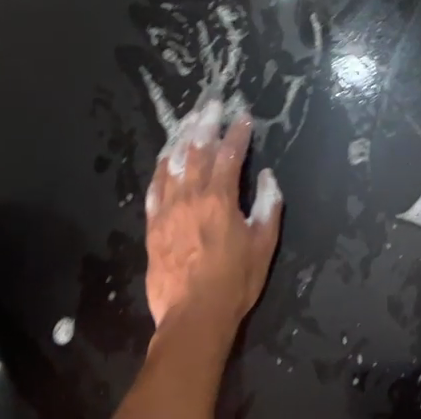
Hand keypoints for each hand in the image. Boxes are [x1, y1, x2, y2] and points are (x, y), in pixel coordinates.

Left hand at [144, 101, 282, 334]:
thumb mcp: (263, 244)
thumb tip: (266, 177)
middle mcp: (191, 195)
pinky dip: (161, 168)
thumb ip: (267, 205)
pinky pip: (154, 188)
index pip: (230, 154)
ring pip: (173, 163)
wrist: (193, 316)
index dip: (238, 132)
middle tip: (212, 104)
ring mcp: (168, 209)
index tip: (245, 117)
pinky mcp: (153, 225)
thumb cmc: (234, 281)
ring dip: (182, 138)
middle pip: (198, 149)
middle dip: (206, 123)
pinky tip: (165, 157)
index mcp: (220, 197)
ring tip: (188, 120)